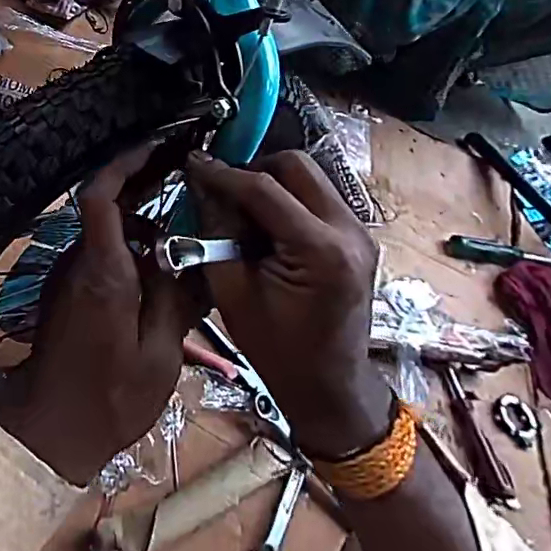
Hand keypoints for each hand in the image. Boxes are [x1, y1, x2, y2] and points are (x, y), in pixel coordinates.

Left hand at [0, 145, 197, 484]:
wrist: (50, 423)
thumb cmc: (109, 398)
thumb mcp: (159, 355)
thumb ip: (173, 301)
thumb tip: (186, 259)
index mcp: (103, 271)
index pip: (101, 197)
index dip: (125, 163)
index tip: (155, 147)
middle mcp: (78, 261)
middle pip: (103, 202)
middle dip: (139, 179)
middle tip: (179, 168)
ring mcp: (68, 271)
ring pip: (105, 228)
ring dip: (139, 218)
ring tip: (181, 219)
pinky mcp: (68, 285)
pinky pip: (101, 250)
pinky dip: (128, 243)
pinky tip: (159, 258)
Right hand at [186, 150, 391, 457]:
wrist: (329, 387)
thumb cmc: (276, 348)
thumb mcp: (231, 289)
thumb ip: (216, 229)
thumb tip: (201, 183)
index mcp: (321, 251)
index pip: (264, 188)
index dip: (222, 172)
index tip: (191, 163)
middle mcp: (349, 232)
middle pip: (296, 165)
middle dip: (252, 168)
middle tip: (222, 190)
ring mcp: (359, 232)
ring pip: (307, 175)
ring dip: (269, 180)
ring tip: (242, 209)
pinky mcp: (356, 236)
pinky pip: (315, 194)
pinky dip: (285, 196)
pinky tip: (264, 223)